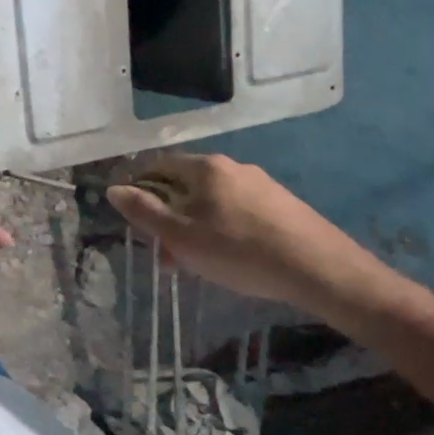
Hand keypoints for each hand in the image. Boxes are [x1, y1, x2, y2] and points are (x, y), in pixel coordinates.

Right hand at [106, 153, 381, 313]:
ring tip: (196, 262)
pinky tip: (230, 257)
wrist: (319, 269)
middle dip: (168, 215)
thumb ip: (143, 212)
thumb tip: (114, 189)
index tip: (135, 220)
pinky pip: (237, 209)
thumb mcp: (180, 236)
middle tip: (165, 253)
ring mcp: (261, 183)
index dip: (138, 188)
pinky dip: (221, 228)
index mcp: (204, 167)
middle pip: (185, 184)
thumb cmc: (238, 250)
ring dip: (194, 225)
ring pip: (211, 200)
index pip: (156, 165)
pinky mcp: (282, 204)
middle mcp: (232, 166)